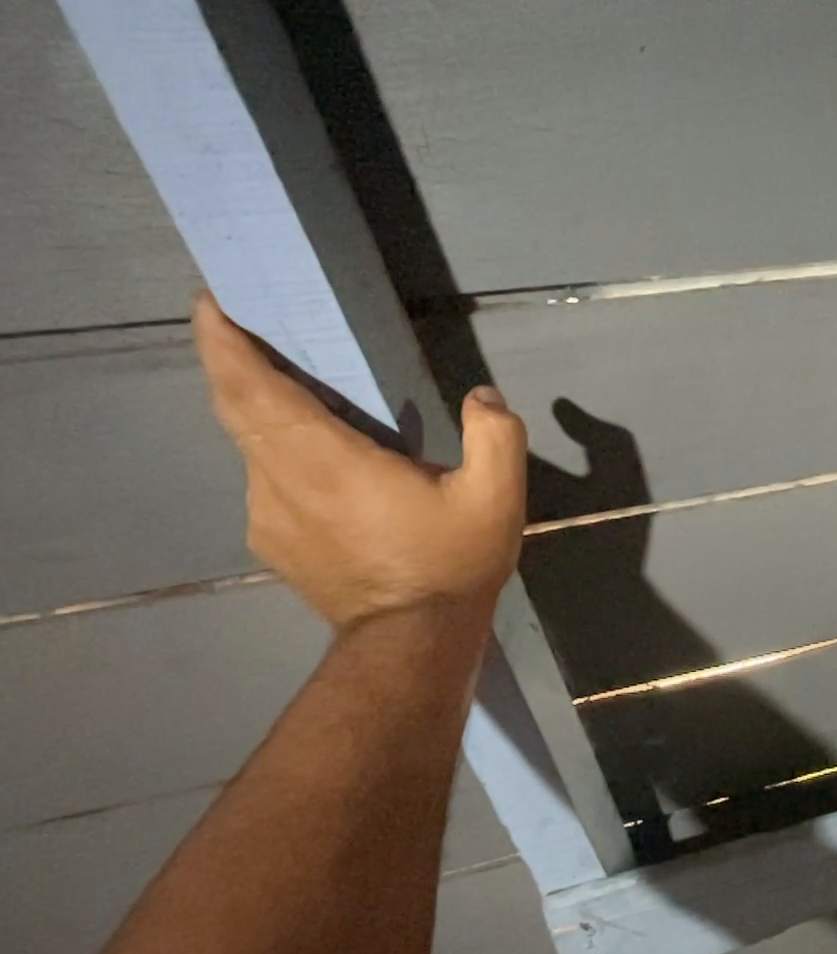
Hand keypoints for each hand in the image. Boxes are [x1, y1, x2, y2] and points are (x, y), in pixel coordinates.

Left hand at [193, 293, 527, 629]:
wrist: (413, 641)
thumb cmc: (452, 562)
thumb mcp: (497, 497)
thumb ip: (496, 435)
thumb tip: (484, 396)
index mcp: (326, 460)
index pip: (252, 387)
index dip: (224, 341)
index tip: (212, 302)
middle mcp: (280, 482)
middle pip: (236, 408)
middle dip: (231, 362)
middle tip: (242, 328)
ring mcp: (269, 516)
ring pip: (251, 448)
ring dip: (263, 414)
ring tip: (298, 400)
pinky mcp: (274, 543)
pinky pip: (267, 483)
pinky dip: (280, 457)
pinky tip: (321, 469)